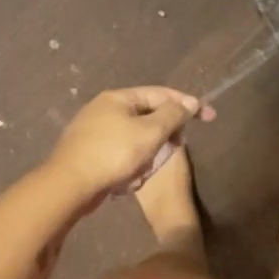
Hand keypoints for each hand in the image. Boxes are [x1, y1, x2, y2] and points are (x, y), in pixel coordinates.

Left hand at [43, 86, 214, 198]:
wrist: (70, 185)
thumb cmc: (114, 154)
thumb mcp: (151, 132)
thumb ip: (174, 115)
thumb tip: (191, 102)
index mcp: (118, 98)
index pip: (161, 93)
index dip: (187, 104)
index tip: (208, 117)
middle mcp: (104, 108)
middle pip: (149, 115)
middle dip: (166, 133)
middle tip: (177, 147)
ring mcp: (94, 129)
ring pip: (137, 135)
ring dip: (150, 151)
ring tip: (150, 167)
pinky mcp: (89, 150)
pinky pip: (122, 150)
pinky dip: (134, 160)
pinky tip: (133, 175)